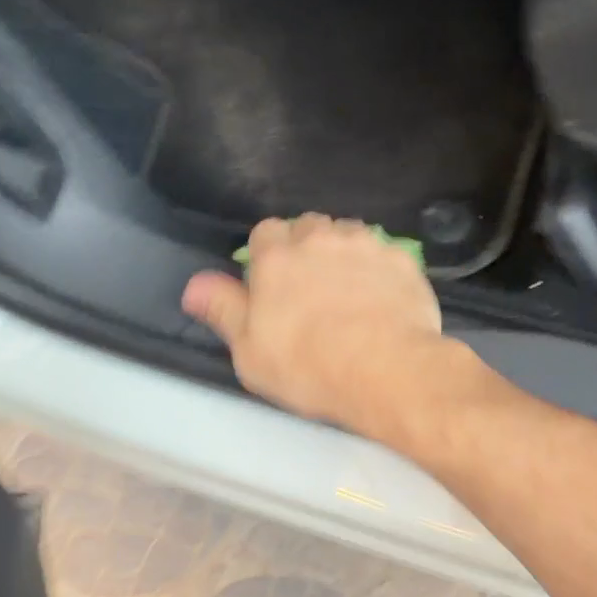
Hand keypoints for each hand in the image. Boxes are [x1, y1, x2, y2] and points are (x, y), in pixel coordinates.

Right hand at [182, 215, 460, 432]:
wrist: (387, 370)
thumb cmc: (308, 366)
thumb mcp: (249, 350)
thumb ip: (223, 309)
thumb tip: (193, 284)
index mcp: (277, 258)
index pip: (265, 231)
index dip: (268, 252)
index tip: (273, 280)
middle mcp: (321, 239)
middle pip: (308, 226)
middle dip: (307, 246)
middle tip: (310, 286)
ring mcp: (366, 245)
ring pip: (348, 233)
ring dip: (344, 252)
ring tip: (348, 289)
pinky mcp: (403, 260)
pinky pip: (385, 253)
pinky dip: (380, 269)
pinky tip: (383, 298)